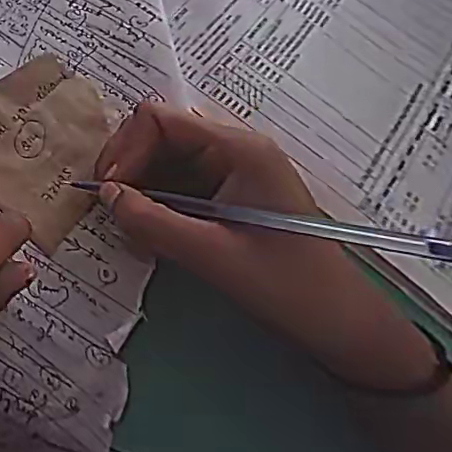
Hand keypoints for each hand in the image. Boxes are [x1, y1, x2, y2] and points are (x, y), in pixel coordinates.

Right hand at [96, 100, 435, 388]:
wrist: (348, 331)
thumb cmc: (290, 288)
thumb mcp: (215, 257)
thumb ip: (154, 222)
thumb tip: (104, 194)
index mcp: (238, 149)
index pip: (160, 120)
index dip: (126, 147)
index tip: (108, 187)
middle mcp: (231, 149)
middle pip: (157, 135)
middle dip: (127, 166)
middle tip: (109, 204)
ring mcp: (228, 170)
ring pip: (161, 159)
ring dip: (137, 185)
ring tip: (126, 223)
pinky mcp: (224, 193)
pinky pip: (173, 182)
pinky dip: (152, 201)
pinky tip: (145, 230)